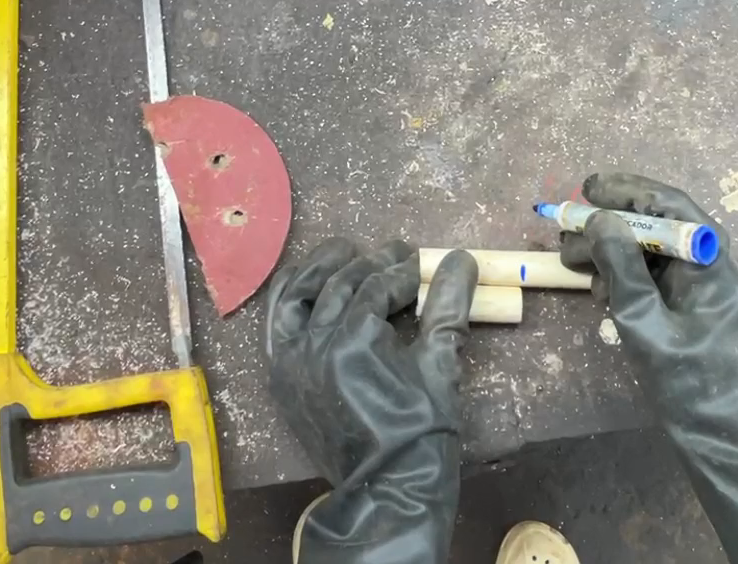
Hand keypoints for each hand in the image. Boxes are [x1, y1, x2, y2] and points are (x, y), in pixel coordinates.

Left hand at [265, 239, 477, 563]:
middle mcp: (315, 343)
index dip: (402, 270)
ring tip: (348, 250)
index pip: (377, 286)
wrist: (387, 489)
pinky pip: (275, 318)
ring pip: (300, 292)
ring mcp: (291, 358)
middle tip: (399, 254)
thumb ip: (448, 305)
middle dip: (374, 263)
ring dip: (324, 265)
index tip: (421, 263)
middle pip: (342, 283)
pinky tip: (309, 276)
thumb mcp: (440, 364)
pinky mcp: (280, 373)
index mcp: (354, 342)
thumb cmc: (420, 429)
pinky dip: (289, 292)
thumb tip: (462, 258)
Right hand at [561, 173, 737, 563]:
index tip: (588, 188)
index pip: (669, 206)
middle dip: (609, 224)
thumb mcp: (648, 326)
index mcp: (708, 262)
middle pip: (655, 226)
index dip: (627, 190)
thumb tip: (600, 220)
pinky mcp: (689, 313)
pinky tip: (600, 295)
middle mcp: (706, 267)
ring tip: (574, 265)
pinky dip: (622, 279)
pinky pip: (651, 280)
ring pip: (649, 253)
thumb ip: (623, 271)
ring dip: (610, 253)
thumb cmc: (696, 386)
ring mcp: (699, 291)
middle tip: (568, 232)